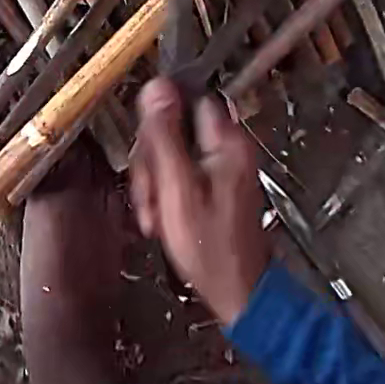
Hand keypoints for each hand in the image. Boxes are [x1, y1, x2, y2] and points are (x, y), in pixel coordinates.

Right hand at [127, 78, 270, 324]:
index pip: (184, 98)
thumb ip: (164, 134)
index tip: (146, 142)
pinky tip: (159, 214)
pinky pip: (175, 169)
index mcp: (226, 143)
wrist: (238, 297)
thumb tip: (156, 85)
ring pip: (169, 149)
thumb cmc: (211, 247)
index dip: (158, 115)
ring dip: (152, 178)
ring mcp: (220, 167)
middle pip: (171, 126)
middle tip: (149, 189)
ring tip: (153, 210)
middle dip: (151, 157)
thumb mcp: (177, 186)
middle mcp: (226, 148)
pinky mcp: (211, 183)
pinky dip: (162, 189)